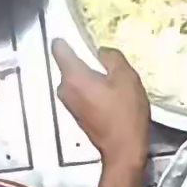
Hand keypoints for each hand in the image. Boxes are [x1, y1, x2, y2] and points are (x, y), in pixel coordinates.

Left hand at [52, 39, 148, 173]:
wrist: (123, 149)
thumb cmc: (125, 112)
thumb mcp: (126, 78)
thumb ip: (112, 58)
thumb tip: (102, 52)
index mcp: (73, 76)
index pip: (59, 49)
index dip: (66, 40)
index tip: (77, 37)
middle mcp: (65, 89)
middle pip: (69, 66)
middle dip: (84, 62)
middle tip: (105, 62)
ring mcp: (69, 105)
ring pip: (76, 82)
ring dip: (89, 78)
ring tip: (110, 79)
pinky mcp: (77, 116)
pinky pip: (81, 95)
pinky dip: (92, 92)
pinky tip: (109, 96)